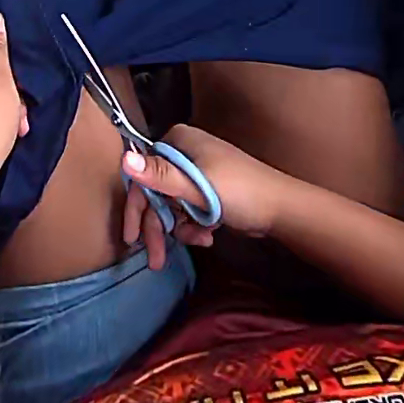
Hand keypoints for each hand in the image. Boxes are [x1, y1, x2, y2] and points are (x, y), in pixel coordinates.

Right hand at [122, 125, 297, 266]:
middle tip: (155, 259)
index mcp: (181, 143)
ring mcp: (197, 173)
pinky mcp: (207, 191)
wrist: (280, 208)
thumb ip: (160, 176)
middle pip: (156, 193)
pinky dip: (193, 226)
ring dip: (180, 228)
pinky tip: (208, 236)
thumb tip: (123, 159)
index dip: (137, 206)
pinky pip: (187, 211)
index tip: (132, 237)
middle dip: (158, 226)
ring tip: (199, 241)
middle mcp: (186, 153)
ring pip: (171, 206)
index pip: (143, 173)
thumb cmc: (239, 192)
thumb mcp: (196, 187)